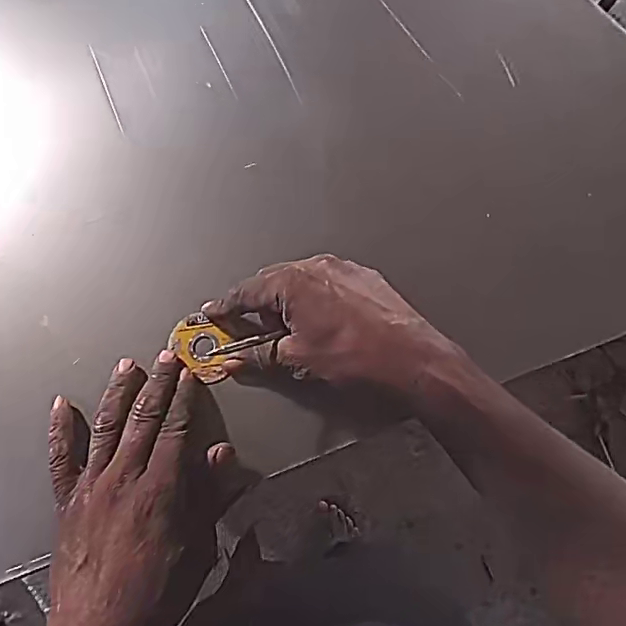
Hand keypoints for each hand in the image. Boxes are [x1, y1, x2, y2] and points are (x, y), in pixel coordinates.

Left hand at [42, 351, 242, 625]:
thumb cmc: (155, 597)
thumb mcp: (197, 549)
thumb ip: (209, 496)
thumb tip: (221, 450)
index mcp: (159, 490)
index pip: (176, 430)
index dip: (185, 399)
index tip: (190, 374)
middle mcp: (123, 479)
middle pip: (143, 420)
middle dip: (157, 384)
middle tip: (165, 356)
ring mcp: (90, 488)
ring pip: (105, 428)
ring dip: (118, 394)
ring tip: (127, 365)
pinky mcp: (66, 502)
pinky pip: (61, 459)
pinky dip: (61, 430)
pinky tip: (61, 404)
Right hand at [203, 255, 464, 403]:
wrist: (412, 358)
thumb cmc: (359, 355)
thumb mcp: (298, 359)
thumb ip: (260, 354)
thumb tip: (239, 359)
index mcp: (292, 281)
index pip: (246, 292)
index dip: (226, 307)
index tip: (214, 313)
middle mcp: (315, 266)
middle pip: (271, 284)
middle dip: (257, 307)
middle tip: (248, 331)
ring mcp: (342, 269)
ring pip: (300, 282)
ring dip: (287, 304)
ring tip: (289, 334)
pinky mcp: (362, 277)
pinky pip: (326, 284)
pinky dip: (314, 300)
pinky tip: (320, 323)